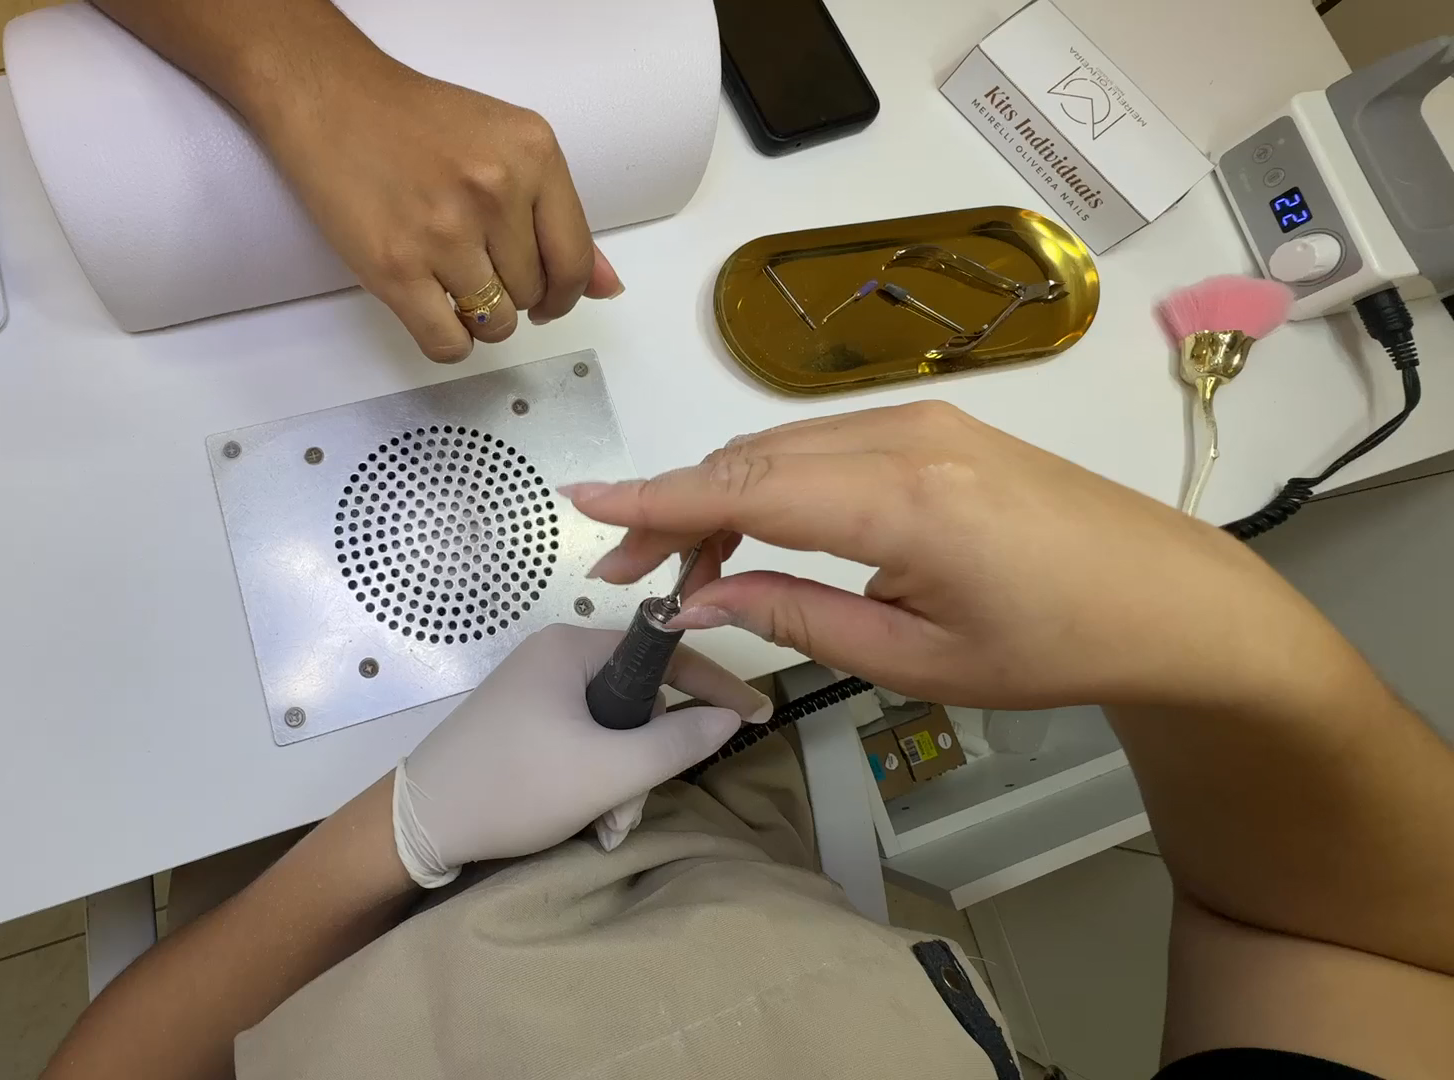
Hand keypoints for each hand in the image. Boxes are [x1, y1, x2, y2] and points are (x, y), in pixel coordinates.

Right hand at [252, 58, 622, 362]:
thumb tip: (608, 288)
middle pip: (532, 295)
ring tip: (450, 282)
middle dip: (512, 295)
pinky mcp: (397, 270)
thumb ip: (561, 219)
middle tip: (475, 266)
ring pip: (496, 325)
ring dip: (480, 319)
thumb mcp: (507, 147)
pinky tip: (436, 311)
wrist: (330, 102)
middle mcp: (494, 191)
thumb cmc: (416, 124)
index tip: (547, 299)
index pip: (575, 261)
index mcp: (533, 155)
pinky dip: (450, 342)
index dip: (565, 295)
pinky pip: (449, 345)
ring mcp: (444, 234)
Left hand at [393, 624, 770, 886]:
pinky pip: (579, 740)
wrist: (420, 823)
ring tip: (599, 824)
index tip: (755, 716)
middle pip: (634, 699)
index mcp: (571, 648)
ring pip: (608, 728)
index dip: (712, 684)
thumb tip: (728, 718)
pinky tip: (580, 818)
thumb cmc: (515, 785)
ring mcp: (533, 690)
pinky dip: (591, 778)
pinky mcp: (521, 722)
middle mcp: (553, 658)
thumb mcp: (606, 770)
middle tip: (625, 809)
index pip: (662, 652)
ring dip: (617, 780)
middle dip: (643, 759)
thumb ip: (675, 743)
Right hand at [562, 402, 1357, 712]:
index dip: (654, 499)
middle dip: (672, 512)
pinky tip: (752, 532)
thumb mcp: (911, 658)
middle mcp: (901, 437)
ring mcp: (916, 421)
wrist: (1178, 604)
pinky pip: (811, 446)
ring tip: (689, 567)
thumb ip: (791, 617)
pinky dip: (762, 486)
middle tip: (628, 572)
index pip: (743, 489)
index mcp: (902, 501)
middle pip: (746, 462)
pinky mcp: (925, 426)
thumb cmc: (1052, 648)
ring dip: (715, 500)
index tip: (586, 503)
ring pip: (772, 449)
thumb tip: (696, 600)